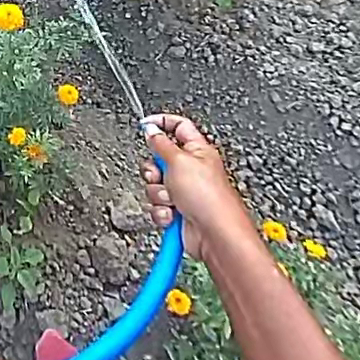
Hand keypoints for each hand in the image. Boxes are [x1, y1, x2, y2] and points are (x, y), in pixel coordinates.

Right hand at [141, 113, 247, 256]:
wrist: (215, 236)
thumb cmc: (209, 198)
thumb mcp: (179, 161)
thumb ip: (160, 143)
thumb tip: (151, 129)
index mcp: (197, 151)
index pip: (177, 126)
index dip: (160, 123)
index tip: (144, 125)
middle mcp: (191, 169)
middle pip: (159, 159)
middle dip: (154, 170)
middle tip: (161, 175)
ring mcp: (183, 191)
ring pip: (154, 185)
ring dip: (158, 194)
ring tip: (172, 199)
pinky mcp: (177, 210)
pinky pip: (156, 205)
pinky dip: (161, 211)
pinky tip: (173, 214)